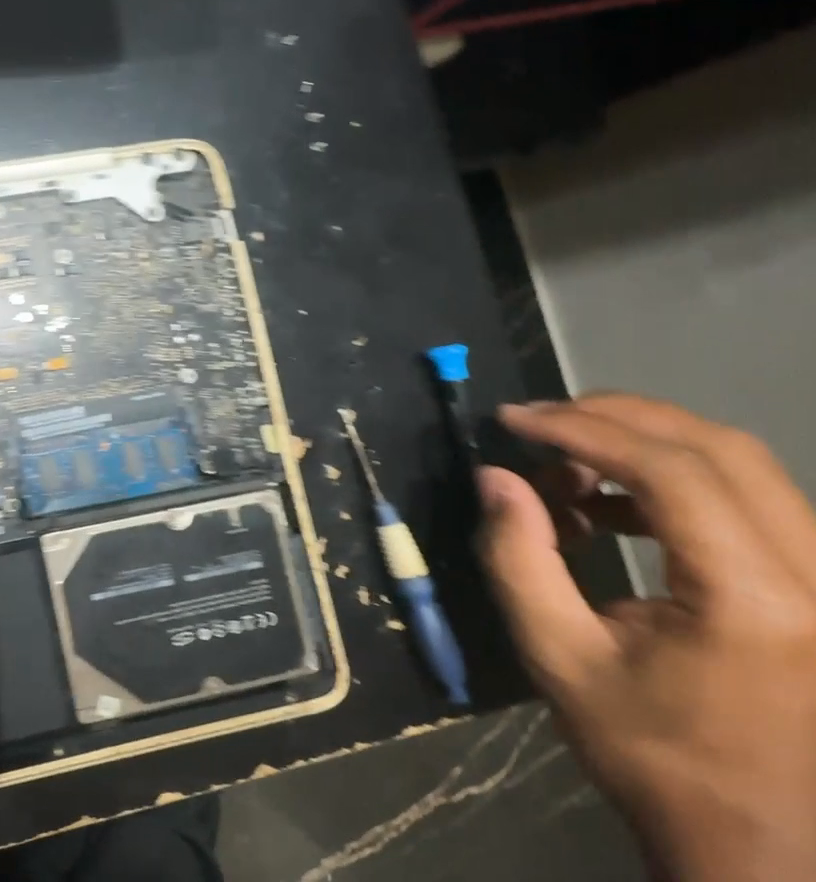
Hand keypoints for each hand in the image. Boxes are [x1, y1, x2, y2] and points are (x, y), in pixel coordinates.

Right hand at [478, 393, 815, 881]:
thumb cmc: (650, 751)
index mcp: (754, 599)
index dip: (584, 430)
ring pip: (745, 467)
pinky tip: (614, 507)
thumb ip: (518, 558)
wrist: (761, 835)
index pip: (672, 471)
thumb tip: (494, 477)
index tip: (511, 419)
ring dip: (645, 446)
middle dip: (617, 418)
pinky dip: (675, 482)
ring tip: (564, 465)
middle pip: (723, 450)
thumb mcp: (558, 655)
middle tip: (536, 423)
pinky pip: (754, 500)